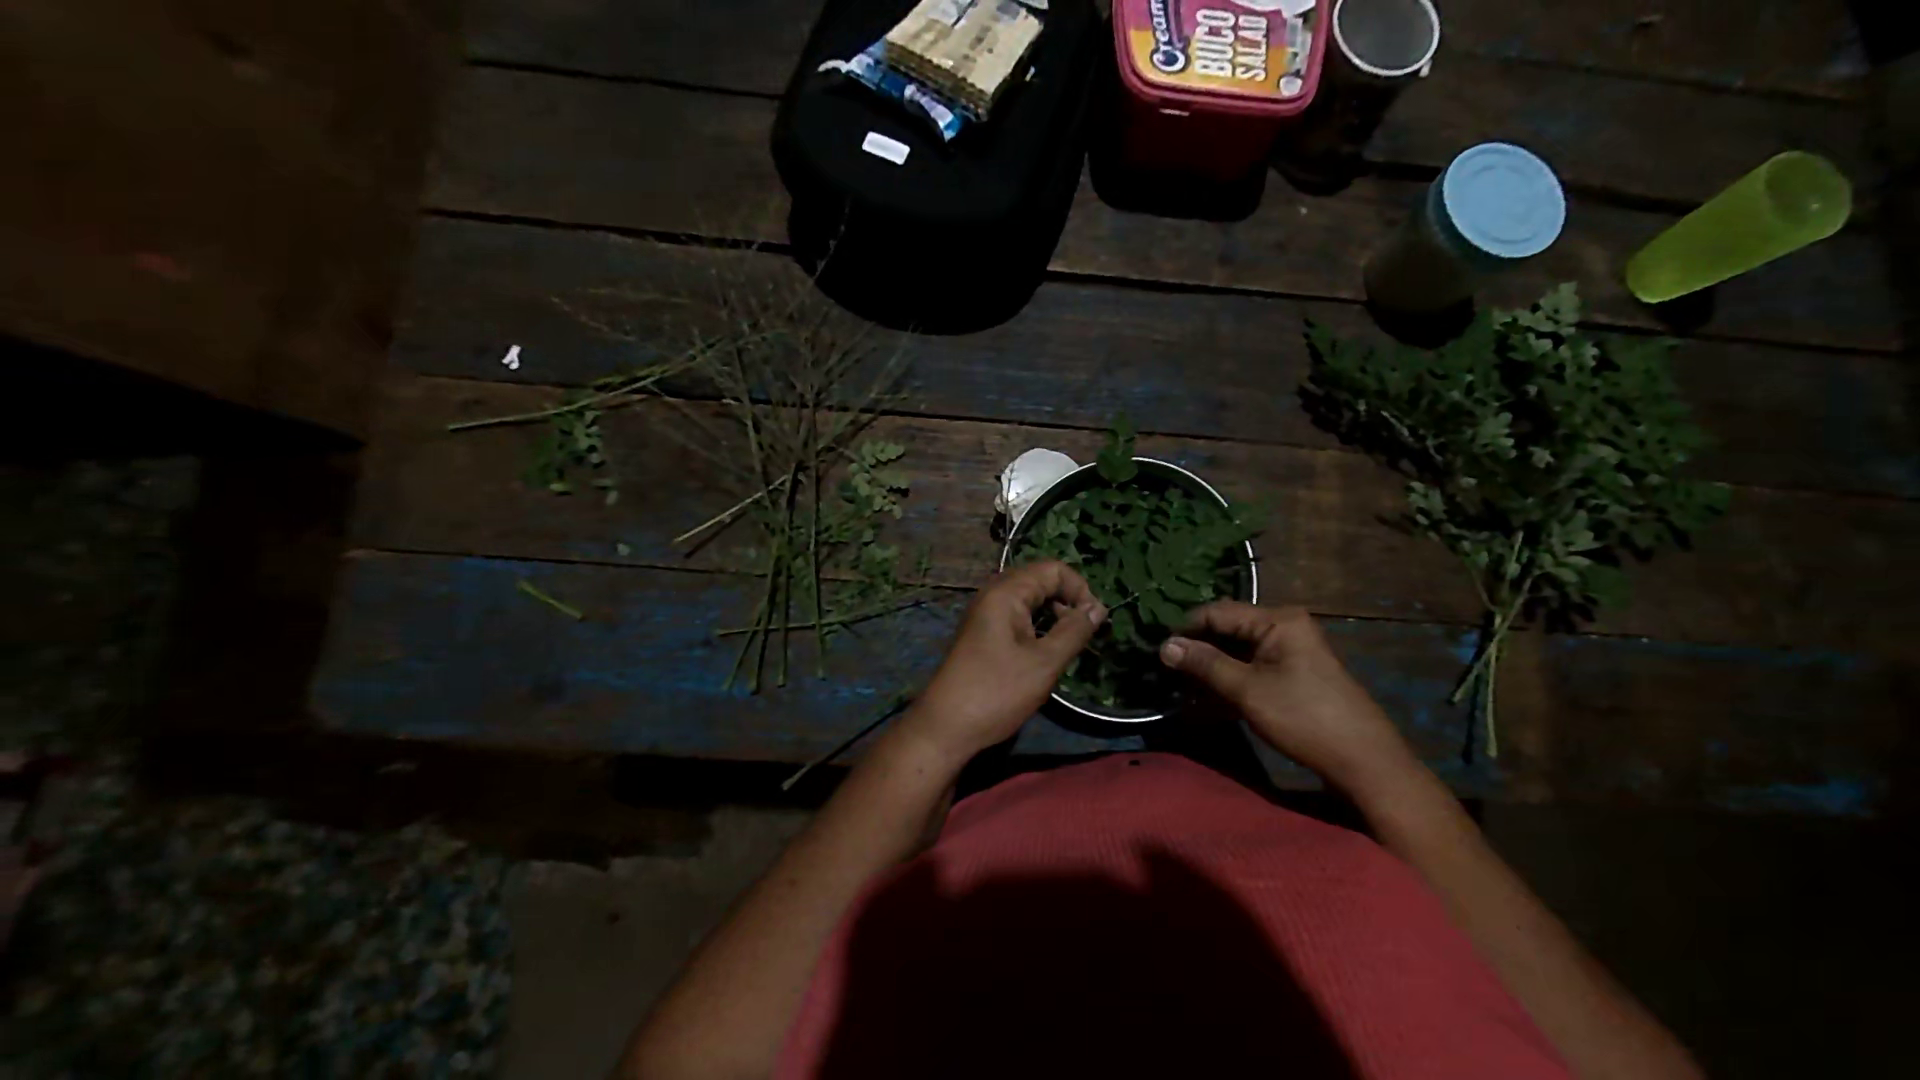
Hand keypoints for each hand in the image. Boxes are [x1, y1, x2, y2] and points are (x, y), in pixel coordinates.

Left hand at [901, 561, 1105, 762]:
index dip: (1080, 589)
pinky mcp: (983, 634)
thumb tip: (1098, 608)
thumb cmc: (997, 692)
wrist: (945, 726)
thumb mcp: (1044, 663)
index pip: (1053, 569)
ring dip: (1054, 616)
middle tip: (1084, 635)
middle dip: (1068, 602)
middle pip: (1040, 581)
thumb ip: (1074, 631)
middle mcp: (993, 595)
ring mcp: (985, 615)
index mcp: (1005, 592)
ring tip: (1069, 646)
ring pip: (1030, 601)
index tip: (1095, 622)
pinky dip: (1037, 628)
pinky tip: (1047, 653)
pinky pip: (1017, 618)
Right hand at [1159, 603, 1417, 794]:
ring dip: (1210, 667)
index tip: (1156, 649)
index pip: (1218, 612)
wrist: (1364, 762)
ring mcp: (1291, 651)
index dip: (1185, 628)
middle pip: (1228, 629)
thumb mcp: (1247, 690)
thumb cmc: (1303, 717)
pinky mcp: (1293, 674)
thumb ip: (1205, 664)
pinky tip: (1208, 696)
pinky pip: (1251, 667)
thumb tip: (1165, 646)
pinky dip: (1229, 679)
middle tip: (1164, 668)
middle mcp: (1285, 627)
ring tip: (1180, 684)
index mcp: (1278, 620)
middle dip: (1197, 648)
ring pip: (1238, 650)